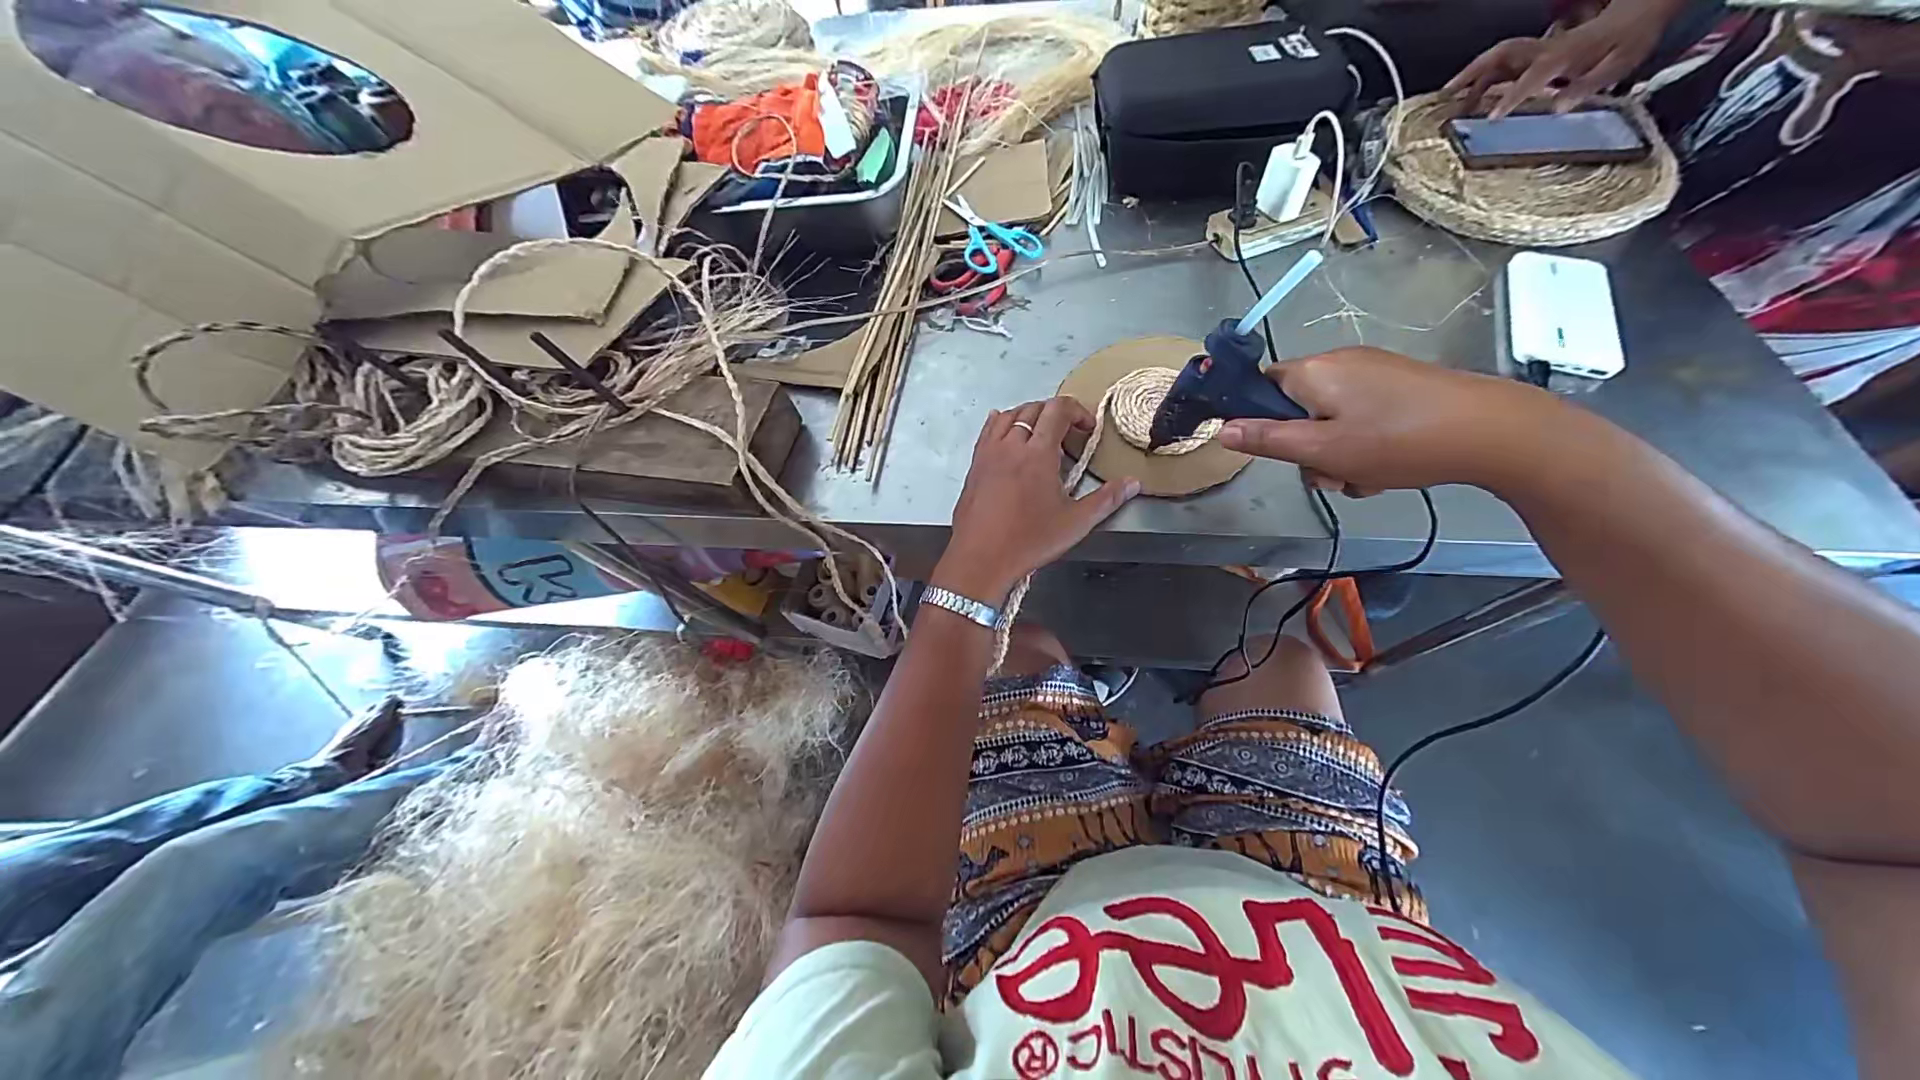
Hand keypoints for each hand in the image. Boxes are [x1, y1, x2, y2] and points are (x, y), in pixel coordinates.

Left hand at [935, 397, 1139, 602]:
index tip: (1086, 428)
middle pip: (1034, 409)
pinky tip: (1006, 433)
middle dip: (1056, 414)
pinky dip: (1001, 423)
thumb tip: (1131, 484)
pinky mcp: (975, 466)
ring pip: (1009, 415)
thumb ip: (1106, 499)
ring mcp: (989, 454)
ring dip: (1029, 416)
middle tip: (1068, 433)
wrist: (981, 558)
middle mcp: (1010, 446)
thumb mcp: (1075, 523)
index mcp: (1038, 453)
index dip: (1077, 412)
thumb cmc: (1026, 541)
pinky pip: (987, 431)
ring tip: (1041, 433)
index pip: (1058, 410)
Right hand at [1216, 347, 1574, 494]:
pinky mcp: (1401, 386)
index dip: (1261, 421)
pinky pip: (1361, 416)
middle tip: (1331, 472)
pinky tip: (1386, 466)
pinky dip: (1364, 444)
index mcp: (1313, 371)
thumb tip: (1221, 429)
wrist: (1493, 432)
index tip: (1279, 452)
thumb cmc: (1397, 441)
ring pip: (1330, 419)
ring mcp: (1374, 372)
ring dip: (1336, 453)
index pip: (1261, 388)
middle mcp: (1340, 362)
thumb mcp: (1322, 450)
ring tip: (1363, 476)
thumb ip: (1268, 440)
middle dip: (1306, 447)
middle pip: (1296, 408)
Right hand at [1445, 6, 1667, 116]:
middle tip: (1445, 96)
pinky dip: (1481, 79)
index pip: (1532, 75)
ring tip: (1447, 98)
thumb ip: (1587, 86)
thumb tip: (1558, 108)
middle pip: (1502, 56)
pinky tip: (1470, 96)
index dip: (1512, 96)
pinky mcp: (1535, 54)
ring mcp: (1539, 50)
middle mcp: (1546, 49)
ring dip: (1470, 77)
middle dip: (1471, 75)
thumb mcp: (1619, 65)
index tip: (1492, 118)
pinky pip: (1502, 65)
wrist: (1639, 14)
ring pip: (1497, 59)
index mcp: (1566, 54)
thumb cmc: (1630, 40)